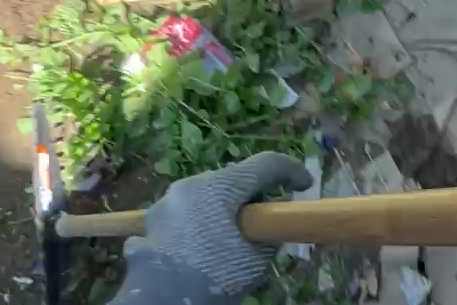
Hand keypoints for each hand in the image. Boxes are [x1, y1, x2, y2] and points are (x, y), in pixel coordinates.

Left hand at [126, 151, 312, 296]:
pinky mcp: (151, 224)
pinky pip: (180, 218)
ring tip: (227, 237)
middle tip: (264, 217)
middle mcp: (192, 184)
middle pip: (231, 180)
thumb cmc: (210, 277)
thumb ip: (267, 237)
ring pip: (203, 197)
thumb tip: (268, 229)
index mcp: (220, 186)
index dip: (290, 171)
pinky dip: (194, 228)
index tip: (306, 184)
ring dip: (219, 211)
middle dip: (250, 195)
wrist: (157, 301)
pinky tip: (196, 249)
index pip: (265, 165)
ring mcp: (167, 203)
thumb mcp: (254, 262)